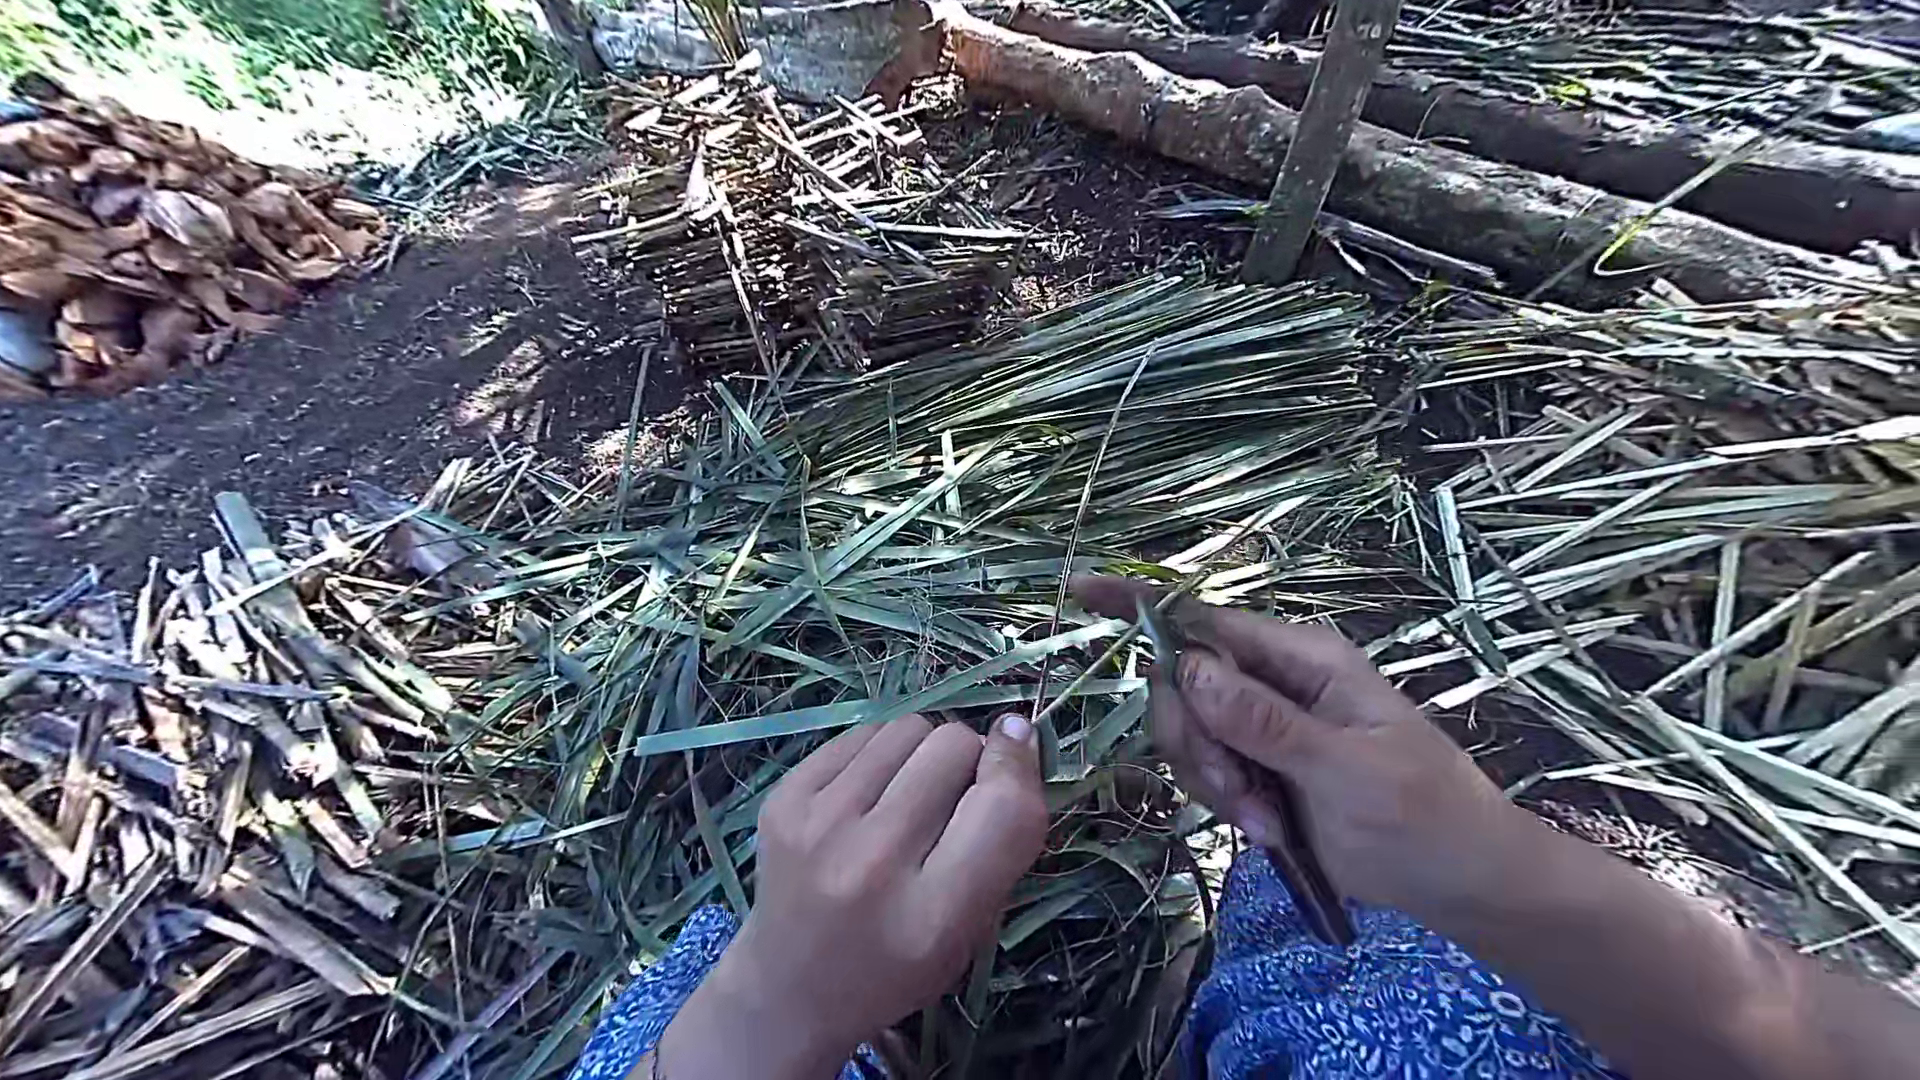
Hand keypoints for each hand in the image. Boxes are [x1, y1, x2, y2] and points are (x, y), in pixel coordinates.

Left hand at [656, 713, 1048, 1078]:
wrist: (789, 989)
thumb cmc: (897, 963)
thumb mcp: (971, 928)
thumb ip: (1003, 837)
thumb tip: (1015, 732)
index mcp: (933, 917)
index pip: (1002, 806)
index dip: (1019, 765)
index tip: (1018, 745)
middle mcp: (872, 863)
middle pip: (954, 746)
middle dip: (968, 758)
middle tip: (953, 792)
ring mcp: (818, 823)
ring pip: (909, 726)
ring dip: (923, 749)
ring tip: (908, 792)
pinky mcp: (785, 796)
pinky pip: (864, 730)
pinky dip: (881, 750)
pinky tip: (869, 792)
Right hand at [1073, 574, 1544, 918]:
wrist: (1459, 882)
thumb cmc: (1425, 814)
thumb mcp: (1349, 768)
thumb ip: (1264, 720)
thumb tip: (1187, 670)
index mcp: (1295, 656)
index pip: (1200, 618)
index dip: (1137, 603)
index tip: (1080, 591)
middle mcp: (1263, 676)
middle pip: (1179, 684)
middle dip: (1195, 741)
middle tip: (1241, 793)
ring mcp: (1251, 718)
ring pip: (1182, 729)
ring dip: (1211, 778)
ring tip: (1266, 820)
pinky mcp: (1245, 757)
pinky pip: (1197, 764)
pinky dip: (1220, 798)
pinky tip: (1268, 826)